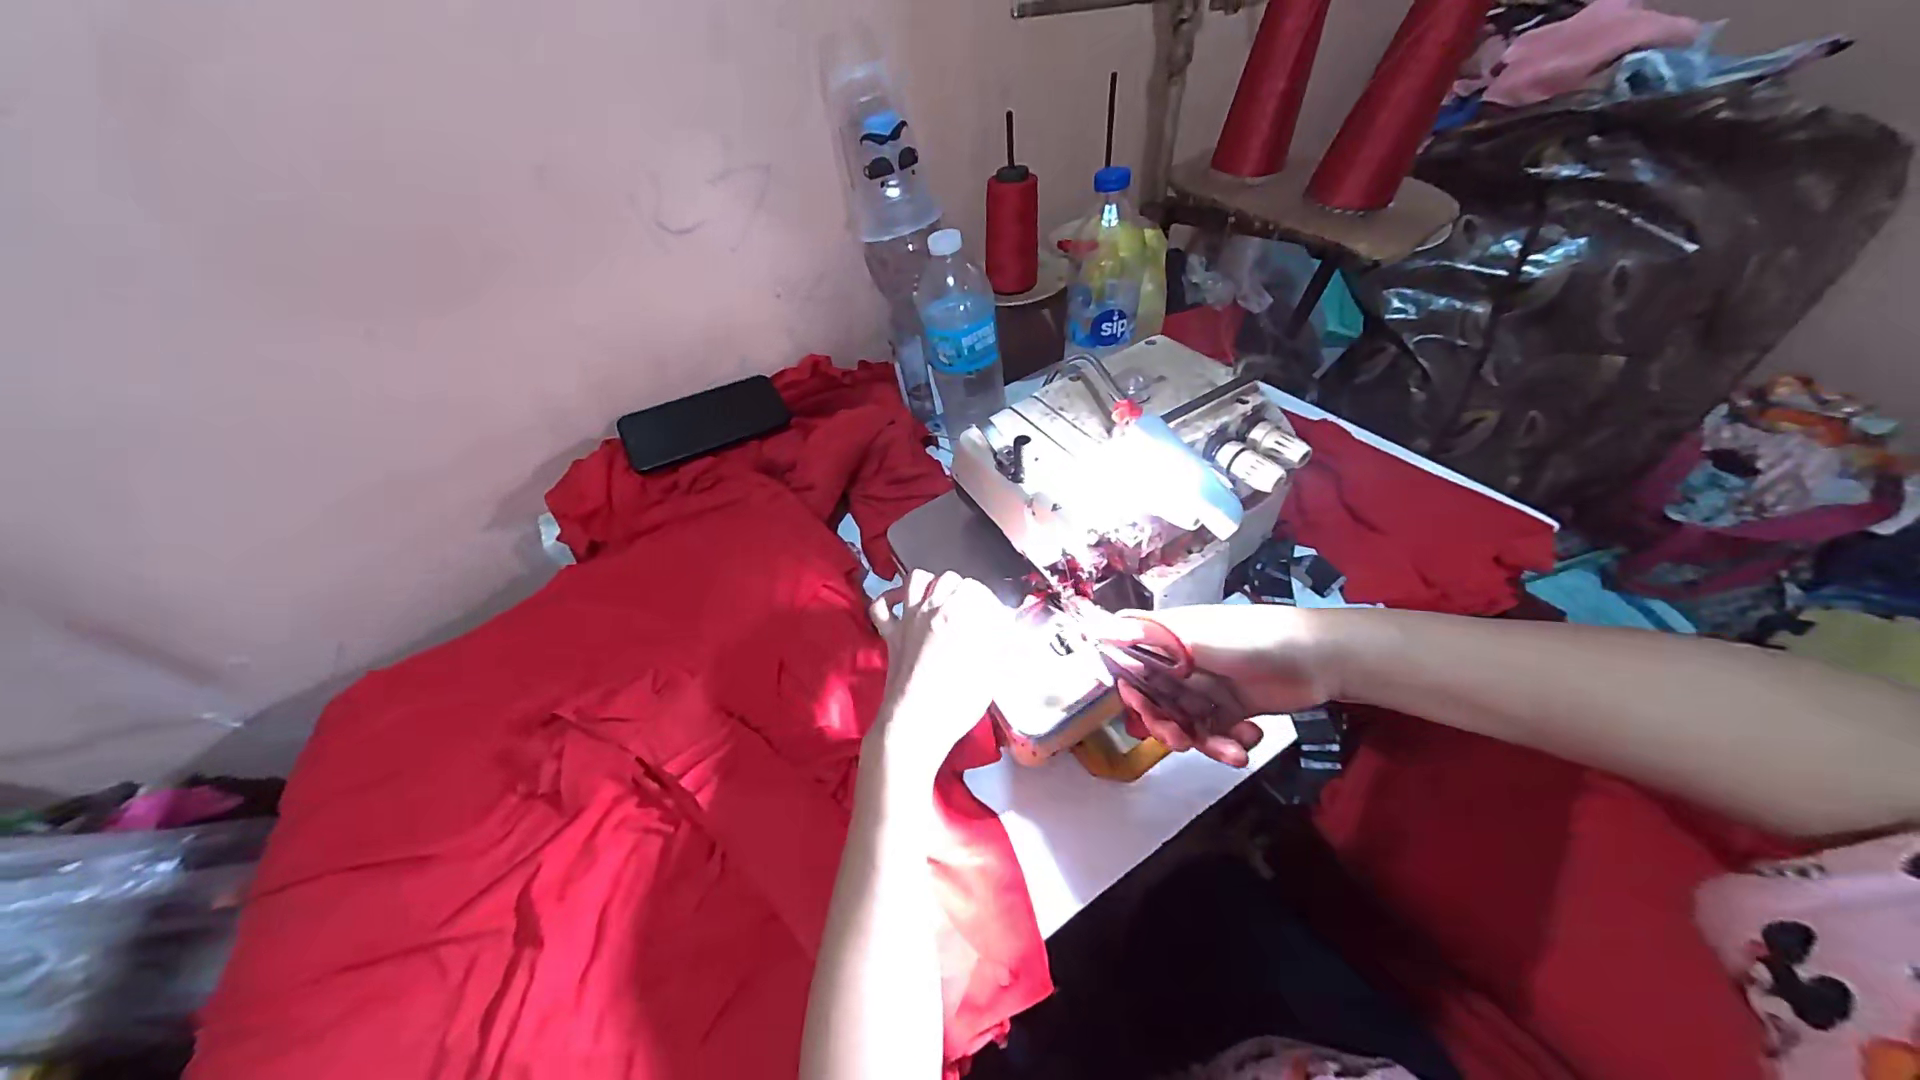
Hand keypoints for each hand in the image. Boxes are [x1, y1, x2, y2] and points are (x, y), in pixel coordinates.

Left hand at [867, 570, 1010, 780]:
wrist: (917, 723)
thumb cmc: (958, 701)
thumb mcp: (991, 672)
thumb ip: (1002, 648)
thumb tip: (1022, 642)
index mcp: (961, 612)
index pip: (978, 590)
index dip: (990, 603)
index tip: (998, 619)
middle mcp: (932, 607)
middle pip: (950, 579)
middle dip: (964, 590)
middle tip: (974, 611)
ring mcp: (907, 618)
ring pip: (916, 579)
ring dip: (930, 583)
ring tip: (941, 599)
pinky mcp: (890, 634)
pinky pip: (881, 605)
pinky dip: (890, 598)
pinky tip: (902, 604)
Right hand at [1099, 604, 1338, 767]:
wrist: (1323, 658)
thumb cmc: (1256, 639)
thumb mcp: (1202, 638)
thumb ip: (1154, 641)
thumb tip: (1102, 634)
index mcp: (1169, 640)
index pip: (1132, 663)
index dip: (1130, 687)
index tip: (1139, 707)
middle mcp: (1182, 664)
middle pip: (1155, 700)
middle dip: (1166, 726)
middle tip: (1181, 743)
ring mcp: (1206, 688)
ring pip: (1185, 722)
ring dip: (1202, 742)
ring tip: (1232, 754)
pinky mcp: (1230, 709)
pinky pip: (1213, 733)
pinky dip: (1226, 744)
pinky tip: (1248, 742)